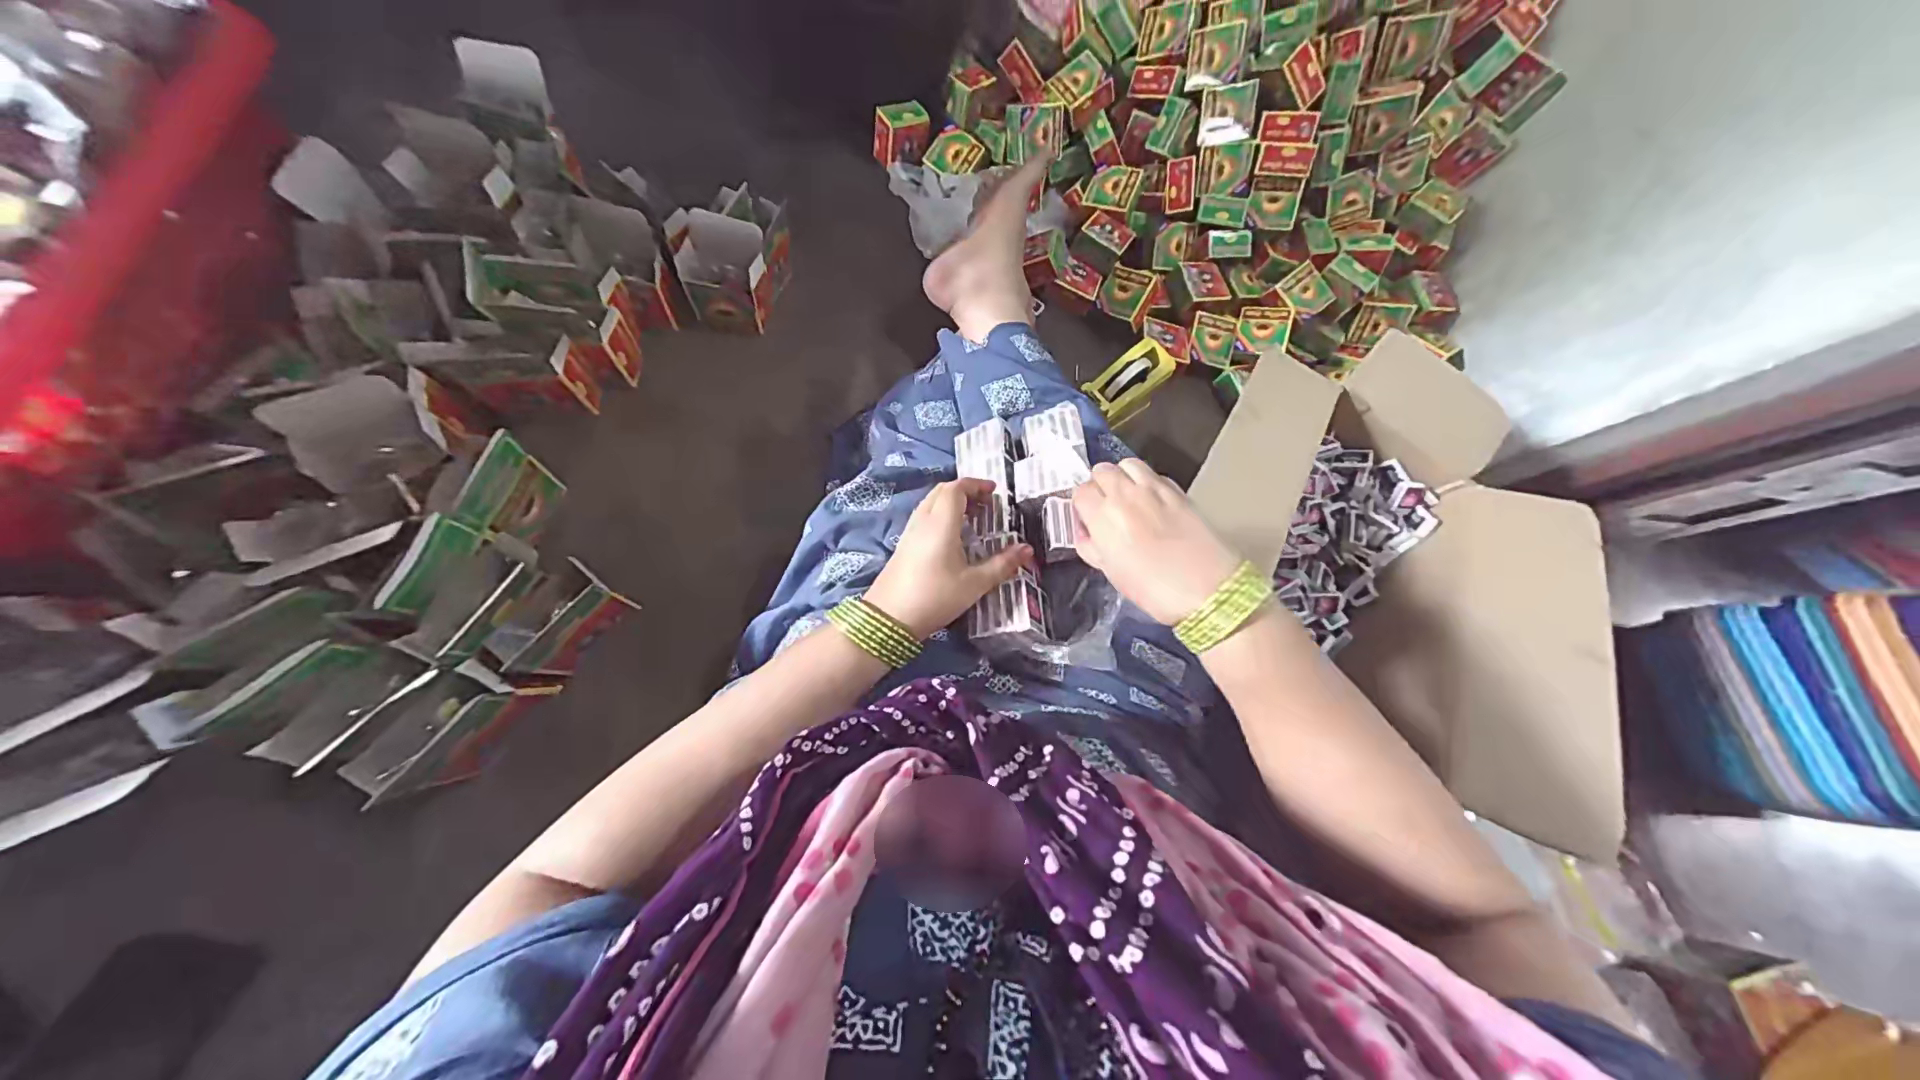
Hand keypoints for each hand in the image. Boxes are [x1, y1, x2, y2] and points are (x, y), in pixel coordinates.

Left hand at [864, 478, 1033, 638]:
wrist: (889, 618)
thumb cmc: (935, 597)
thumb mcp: (974, 584)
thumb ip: (1002, 564)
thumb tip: (1027, 549)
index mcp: (941, 523)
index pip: (956, 489)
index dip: (975, 485)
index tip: (994, 492)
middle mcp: (923, 521)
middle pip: (942, 491)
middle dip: (965, 491)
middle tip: (986, 504)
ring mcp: (910, 533)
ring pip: (931, 504)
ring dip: (951, 503)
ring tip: (972, 518)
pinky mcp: (903, 546)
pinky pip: (924, 517)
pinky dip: (941, 515)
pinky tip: (952, 537)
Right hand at [1072, 460, 1243, 624]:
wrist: (1206, 588)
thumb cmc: (1152, 589)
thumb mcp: (1111, 573)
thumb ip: (1091, 547)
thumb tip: (1086, 533)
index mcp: (1103, 516)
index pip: (1080, 492)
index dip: (1082, 505)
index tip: (1088, 517)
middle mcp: (1125, 494)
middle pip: (1102, 471)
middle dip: (1099, 485)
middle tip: (1105, 505)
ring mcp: (1154, 489)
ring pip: (1127, 464)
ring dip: (1122, 476)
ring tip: (1127, 495)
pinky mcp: (1178, 490)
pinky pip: (1153, 474)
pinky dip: (1146, 481)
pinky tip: (1152, 501)